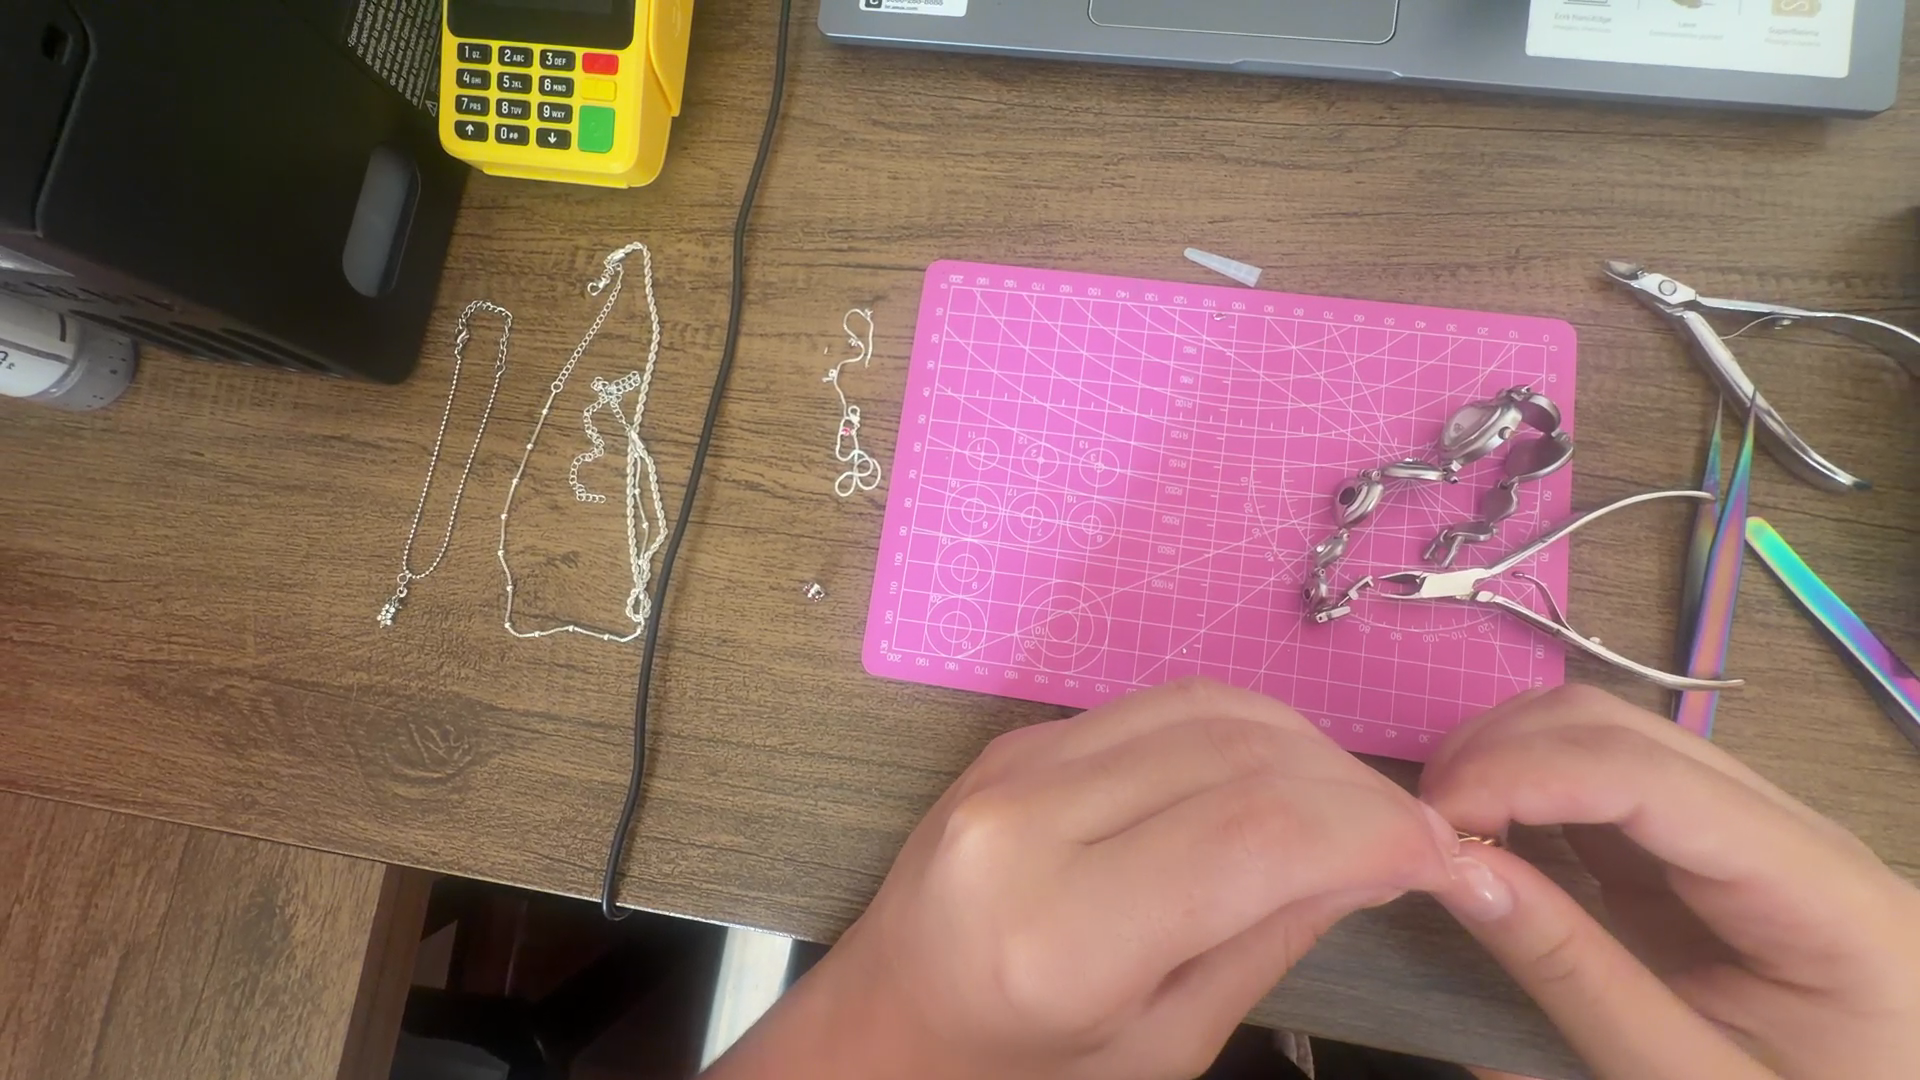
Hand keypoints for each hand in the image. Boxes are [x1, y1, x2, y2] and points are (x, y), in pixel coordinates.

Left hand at [706, 679, 1456, 1079]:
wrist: (889, 1009)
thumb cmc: (1019, 1066)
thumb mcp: (1158, 1046)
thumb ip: (1262, 938)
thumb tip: (1365, 853)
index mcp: (1058, 930)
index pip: (1249, 833)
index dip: (1368, 828)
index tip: (1441, 853)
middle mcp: (1028, 818)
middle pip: (1228, 749)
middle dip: (1344, 780)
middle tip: (1407, 831)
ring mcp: (1014, 760)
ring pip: (1196, 704)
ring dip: (1295, 739)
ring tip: (1345, 800)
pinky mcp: (1016, 737)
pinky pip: (1149, 705)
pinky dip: (1232, 727)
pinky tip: (1265, 770)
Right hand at [1425, 685, 1919, 1079]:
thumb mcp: (1684, 1078)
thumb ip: (1572, 973)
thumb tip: (1454, 866)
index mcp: (1826, 898)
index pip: (1645, 777)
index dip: (1521, 775)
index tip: (1434, 823)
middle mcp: (1791, 830)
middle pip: (1613, 728)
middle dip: (1497, 753)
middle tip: (1429, 822)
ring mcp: (1739, 822)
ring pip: (1593, 728)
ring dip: (1500, 753)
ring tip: (1451, 820)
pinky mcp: (1690, 834)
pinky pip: (1588, 768)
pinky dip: (1517, 777)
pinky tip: (1488, 822)